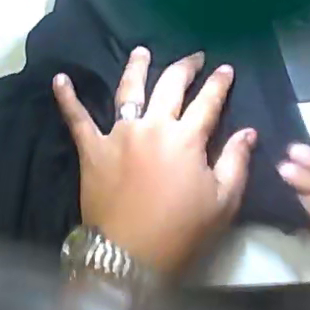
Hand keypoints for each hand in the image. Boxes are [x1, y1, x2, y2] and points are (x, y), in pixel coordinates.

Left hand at [53, 47, 253, 276]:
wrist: (129, 257)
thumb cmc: (182, 231)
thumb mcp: (223, 200)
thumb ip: (236, 161)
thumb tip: (249, 131)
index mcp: (186, 137)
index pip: (208, 101)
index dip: (219, 82)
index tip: (226, 68)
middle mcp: (153, 126)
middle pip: (170, 85)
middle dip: (186, 67)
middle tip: (195, 58)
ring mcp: (119, 134)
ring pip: (129, 90)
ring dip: (137, 67)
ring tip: (141, 51)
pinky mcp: (92, 149)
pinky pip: (77, 119)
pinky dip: (67, 99)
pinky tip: (60, 79)